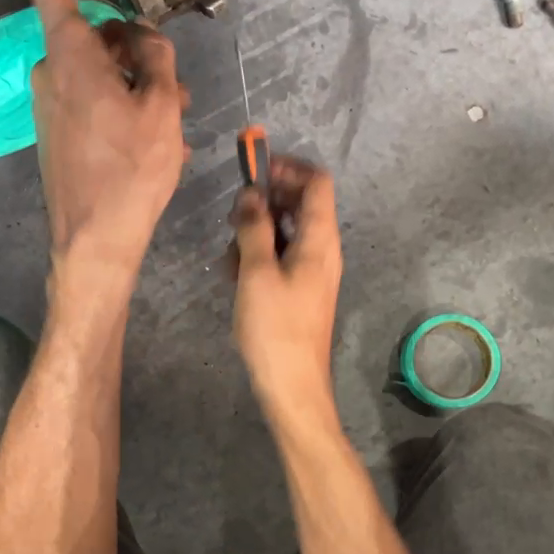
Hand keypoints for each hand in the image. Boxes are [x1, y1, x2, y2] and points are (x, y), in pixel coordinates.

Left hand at [28, 0, 187, 278]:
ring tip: (174, 122)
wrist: (93, 243)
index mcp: (69, 57)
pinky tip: (154, 144)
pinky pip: (90, 106)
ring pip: (96, 75)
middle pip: (92, 38)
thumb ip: (155, 57)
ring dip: (135, 87)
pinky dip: (121, 112)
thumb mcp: (160, 107)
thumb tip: (144, 38)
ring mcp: (49, 109)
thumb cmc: (129, 172)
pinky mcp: (56, 137)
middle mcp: (49, 76)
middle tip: (175, 83)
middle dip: (135, 50)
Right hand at [230, 157, 342, 414]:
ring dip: (257, 232)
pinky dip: (260, 256)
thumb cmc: (275, 328)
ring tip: (229, 254)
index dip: (286, 169)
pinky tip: (236, 275)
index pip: (316, 182)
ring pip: (287, 232)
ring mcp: (313, 272)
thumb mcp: (256, 273)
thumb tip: (249, 194)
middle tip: (233, 216)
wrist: (292, 384)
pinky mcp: (300, 291)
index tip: (251, 172)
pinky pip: (282, 258)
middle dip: (265, 201)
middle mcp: (323, 250)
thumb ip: (253, 228)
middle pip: (300, 204)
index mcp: (320, 239)